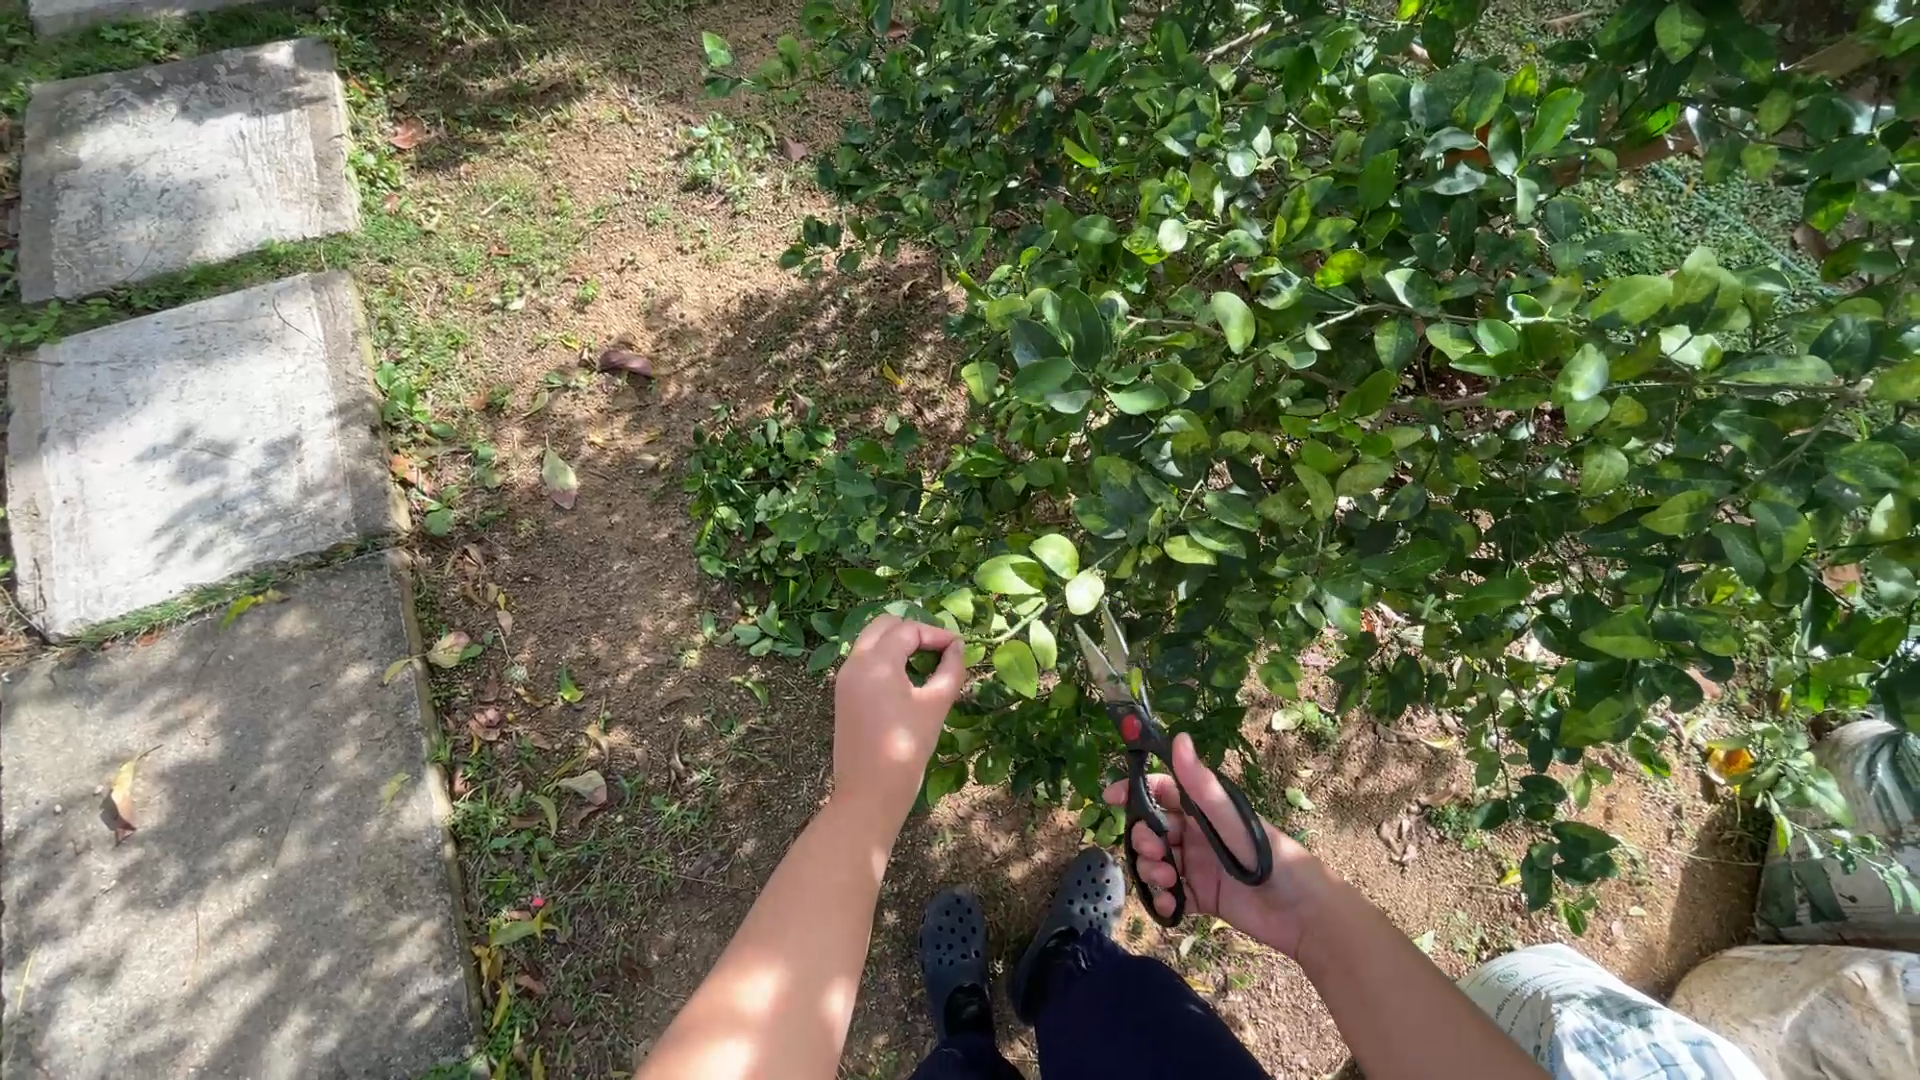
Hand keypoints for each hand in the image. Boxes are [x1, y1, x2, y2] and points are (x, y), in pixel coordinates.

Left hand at [831, 614, 966, 822]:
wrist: (869, 792)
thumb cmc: (908, 748)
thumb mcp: (935, 705)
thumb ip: (950, 670)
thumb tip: (957, 647)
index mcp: (876, 661)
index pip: (908, 630)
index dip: (936, 634)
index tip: (959, 647)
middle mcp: (855, 662)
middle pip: (884, 626)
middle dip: (914, 631)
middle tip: (940, 648)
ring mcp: (845, 678)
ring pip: (871, 641)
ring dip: (898, 643)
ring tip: (927, 661)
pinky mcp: (843, 694)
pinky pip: (865, 661)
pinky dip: (886, 658)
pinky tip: (907, 678)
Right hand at [1105, 733, 1331, 957]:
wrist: (1304, 912)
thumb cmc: (1269, 855)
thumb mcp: (1230, 817)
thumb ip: (1200, 783)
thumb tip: (1179, 737)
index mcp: (1203, 810)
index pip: (1161, 792)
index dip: (1134, 792)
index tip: (1111, 798)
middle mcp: (1197, 835)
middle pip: (1153, 830)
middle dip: (1143, 839)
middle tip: (1153, 851)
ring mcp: (1198, 867)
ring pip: (1158, 862)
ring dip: (1151, 870)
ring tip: (1166, 881)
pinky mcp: (1203, 898)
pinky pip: (1172, 895)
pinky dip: (1164, 900)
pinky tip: (1170, 905)